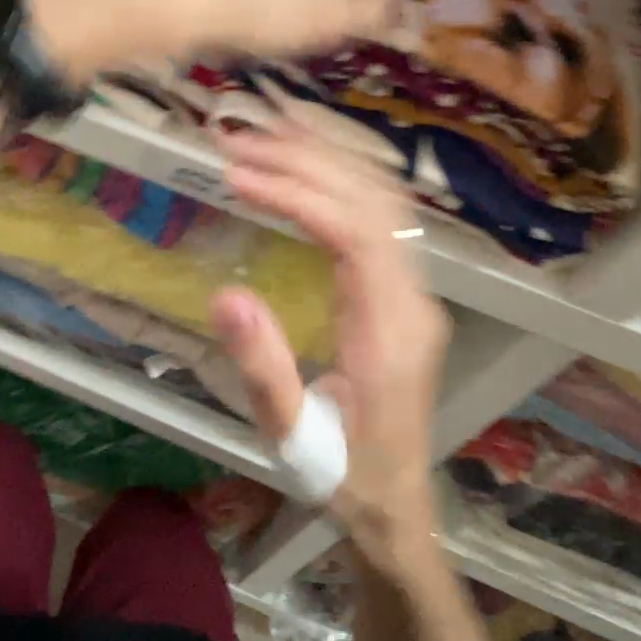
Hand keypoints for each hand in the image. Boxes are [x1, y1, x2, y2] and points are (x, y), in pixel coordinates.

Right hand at [209, 128, 450, 576]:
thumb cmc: (341, 478)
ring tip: (266, 132)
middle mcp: (414, 300)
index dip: (298, 194)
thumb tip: (225, 294)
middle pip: (374, 203)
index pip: (355, 234)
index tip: (238, 176)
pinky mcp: (402, 295)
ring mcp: (414, 294)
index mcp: (391, 333)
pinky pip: (378, 220)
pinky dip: (339, 182)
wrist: (395, 507)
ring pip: (383, 202)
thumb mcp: (294, 439)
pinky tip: (303, 167)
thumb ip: (265, 371)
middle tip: (239, 139)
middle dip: (307, 160)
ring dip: (326, 160)